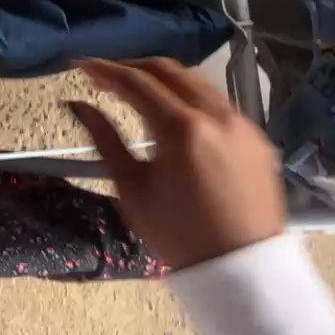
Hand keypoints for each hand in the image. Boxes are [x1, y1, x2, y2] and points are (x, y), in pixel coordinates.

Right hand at [66, 57, 285, 269]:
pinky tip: (172, 114)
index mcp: (182, 128)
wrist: (243, 270)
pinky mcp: (257, 139)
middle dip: (131, 66)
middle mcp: (217, 115)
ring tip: (134, 91)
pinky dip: (187, 97)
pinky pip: (217, 103)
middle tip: (103, 76)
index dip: (103, 69)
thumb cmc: (177, 233)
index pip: (135, 82)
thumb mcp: (130, 186)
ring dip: (160, 79)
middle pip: (168, 69)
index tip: (78, 64)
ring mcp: (242, 124)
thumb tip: (77, 104)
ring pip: (196, 82)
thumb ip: (103, 137)